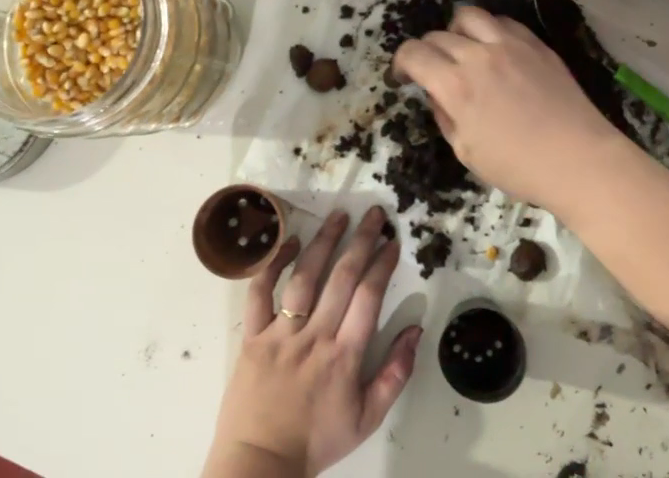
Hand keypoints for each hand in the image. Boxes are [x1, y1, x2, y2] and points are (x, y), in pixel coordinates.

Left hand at [207, 208, 420, 476]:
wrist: (259, 463)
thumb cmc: (316, 440)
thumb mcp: (367, 418)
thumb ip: (395, 374)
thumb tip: (416, 330)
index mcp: (345, 356)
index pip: (369, 297)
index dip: (382, 265)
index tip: (393, 241)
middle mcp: (314, 337)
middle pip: (342, 278)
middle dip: (361, 241)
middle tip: (374, 214)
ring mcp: (280, 334)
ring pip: (304, 277)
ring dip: (323, 242)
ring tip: (339, 216)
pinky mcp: (252, 337)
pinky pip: (259, 293)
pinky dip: (272, 265)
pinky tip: (288, 242)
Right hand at [392, 5, 628, 209]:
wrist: (579, 159)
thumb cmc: (519, 167)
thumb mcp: (467, 152)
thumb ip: (445, 116)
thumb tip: (436, 94)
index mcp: (456, 86)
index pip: (413, 54)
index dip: (400, 63)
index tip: (403, 77)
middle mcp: (479, 55)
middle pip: (438, 35)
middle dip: (426, 52)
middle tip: (433, 71)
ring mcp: (511, 44)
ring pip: (469, 16)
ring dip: (456, 31)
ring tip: (463, 51)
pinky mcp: (536, 44)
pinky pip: (503, 22)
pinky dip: (489, 31)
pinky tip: (495, 50)